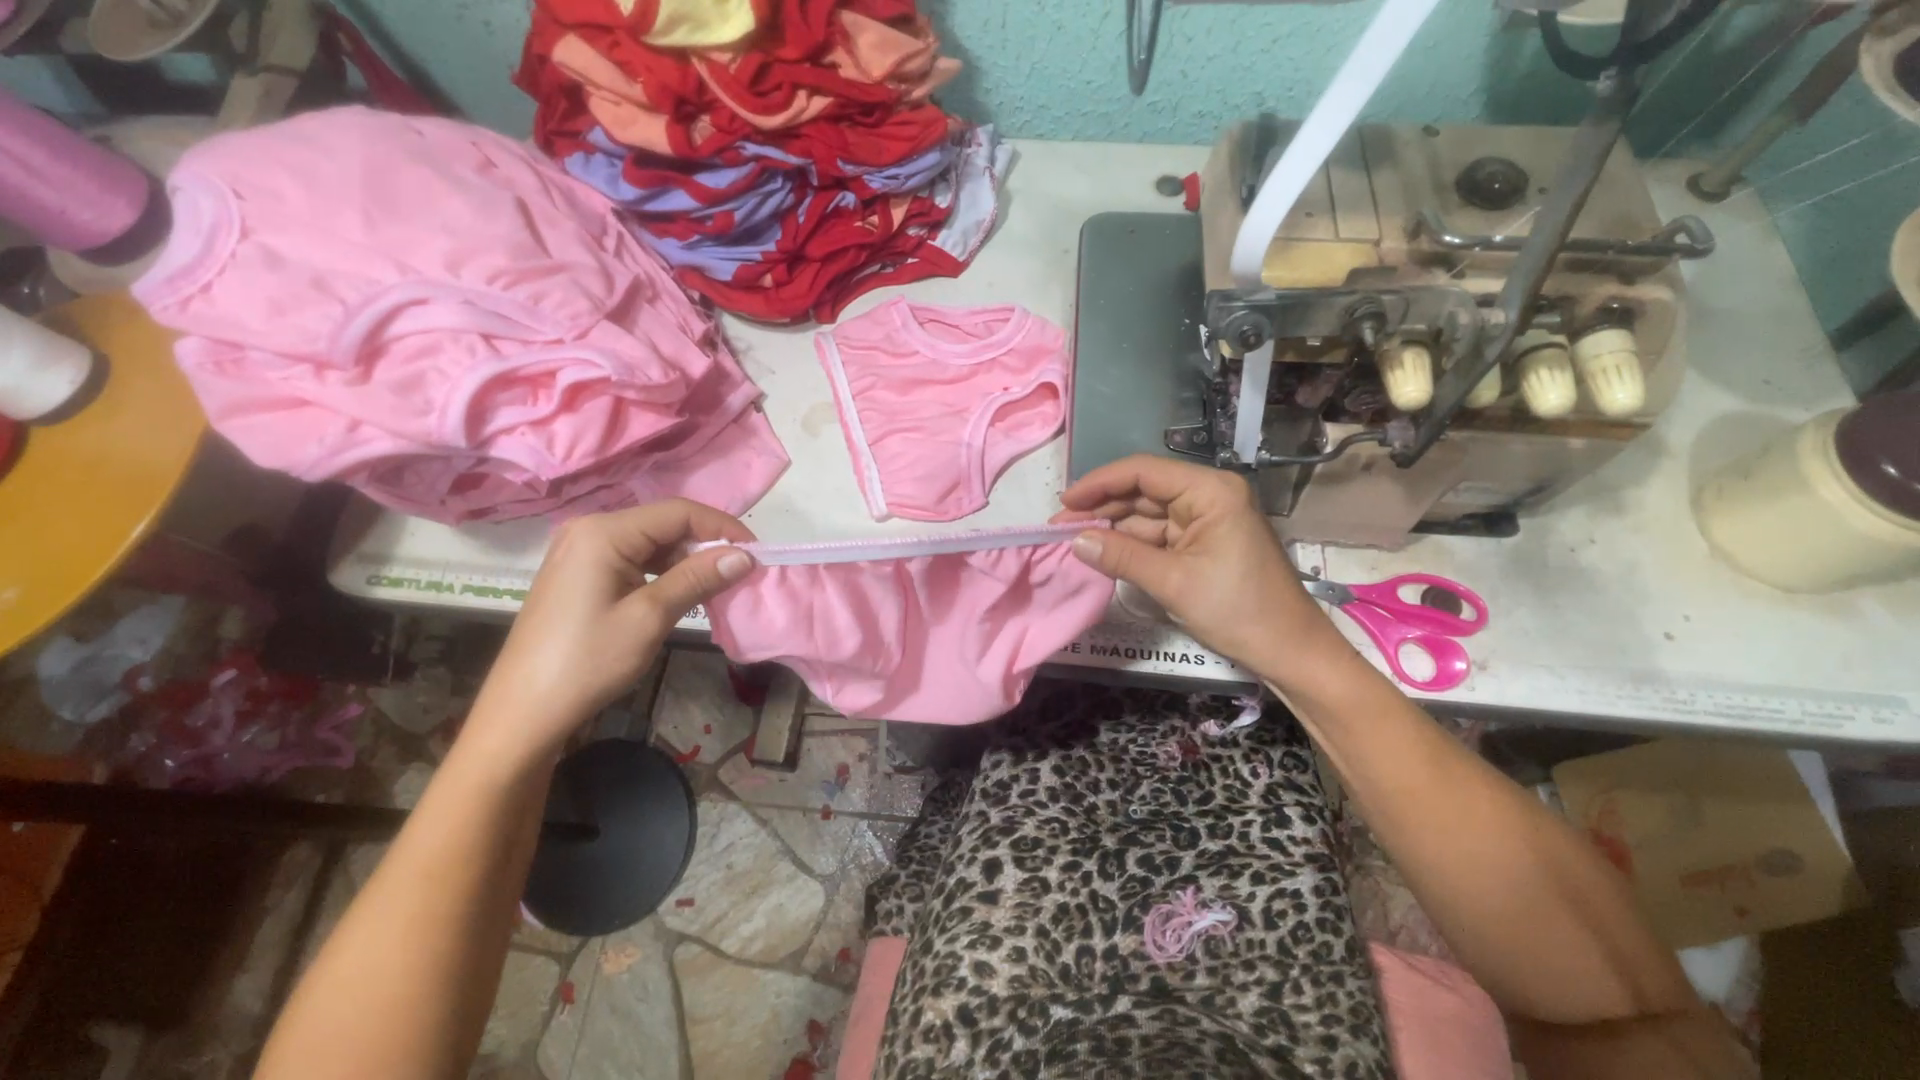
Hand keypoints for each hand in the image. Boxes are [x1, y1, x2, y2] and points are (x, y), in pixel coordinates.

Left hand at [468, 500, 755, 762]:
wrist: (525, 709)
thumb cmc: (588, 661)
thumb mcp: (649, 617)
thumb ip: (697, 579)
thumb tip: (744, 556)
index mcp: (603, 532)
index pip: (678, 512)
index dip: (722, 528)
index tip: (757, 555)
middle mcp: (588, 529)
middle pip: (663, 523)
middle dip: (706, 544)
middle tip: (741, 573)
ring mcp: (579, 551)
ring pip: (649, 542)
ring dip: (686, 560)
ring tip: (718, 586)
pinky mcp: (578, 574)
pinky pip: (631, 559)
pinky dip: (661, 572)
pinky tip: (681, 593)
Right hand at [1052, 455, 1349, 678]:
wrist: (1290, 651)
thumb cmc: (1238, 611)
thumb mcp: (1173, 583)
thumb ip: (1122, 556)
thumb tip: (1075, 540)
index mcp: (1211, 491)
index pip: (1144, 471)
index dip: (1100, 483)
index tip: (1064, 502)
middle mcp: (1209, 496)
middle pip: (1144, 491)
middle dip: (1102, 507)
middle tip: (1059, 527)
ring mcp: (1208, 521)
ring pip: (1148, 515)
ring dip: (1113, 527)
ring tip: (1072, 541)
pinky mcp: (1204, 544)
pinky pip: (1160, 536)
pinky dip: (1132, 545)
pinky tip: (1103, 552)